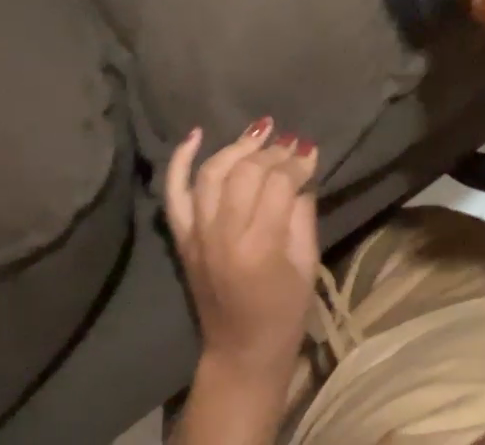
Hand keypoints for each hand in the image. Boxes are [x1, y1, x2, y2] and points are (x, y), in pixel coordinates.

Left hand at [165, 119, 319, 381]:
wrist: (240, 352)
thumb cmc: (284, 312)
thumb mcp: (307, 263)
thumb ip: (302, 212)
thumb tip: (302, 168)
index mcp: (259, 246)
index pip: (278, 184)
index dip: (297, 162)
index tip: (310, 152)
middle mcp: (222, 234)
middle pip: (245, 172)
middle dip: (272, 152)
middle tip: (290, 143)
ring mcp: (196, 234)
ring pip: (212, 172)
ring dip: (237, 147)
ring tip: (260, 131)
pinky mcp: (181, 236)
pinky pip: (174, 191)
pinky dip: (181, 159)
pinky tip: (196, 133)